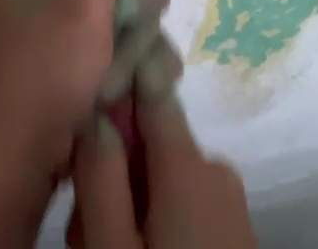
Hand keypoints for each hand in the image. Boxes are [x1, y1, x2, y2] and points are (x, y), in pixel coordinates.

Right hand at [69, 93, 255, 247]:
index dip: (119, 84)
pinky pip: (182, 204)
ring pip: (160, 178)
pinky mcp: (232, 231)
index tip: (86, 98)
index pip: (151, 92)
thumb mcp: (111, 248)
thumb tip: (97, 113)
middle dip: (111, 173)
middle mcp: (214, 170)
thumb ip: (100, 176)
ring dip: (127, 204)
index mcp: (187, 165)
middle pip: (147, 144)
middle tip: (84, 227)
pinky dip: (153, 223)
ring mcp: (228, 202)